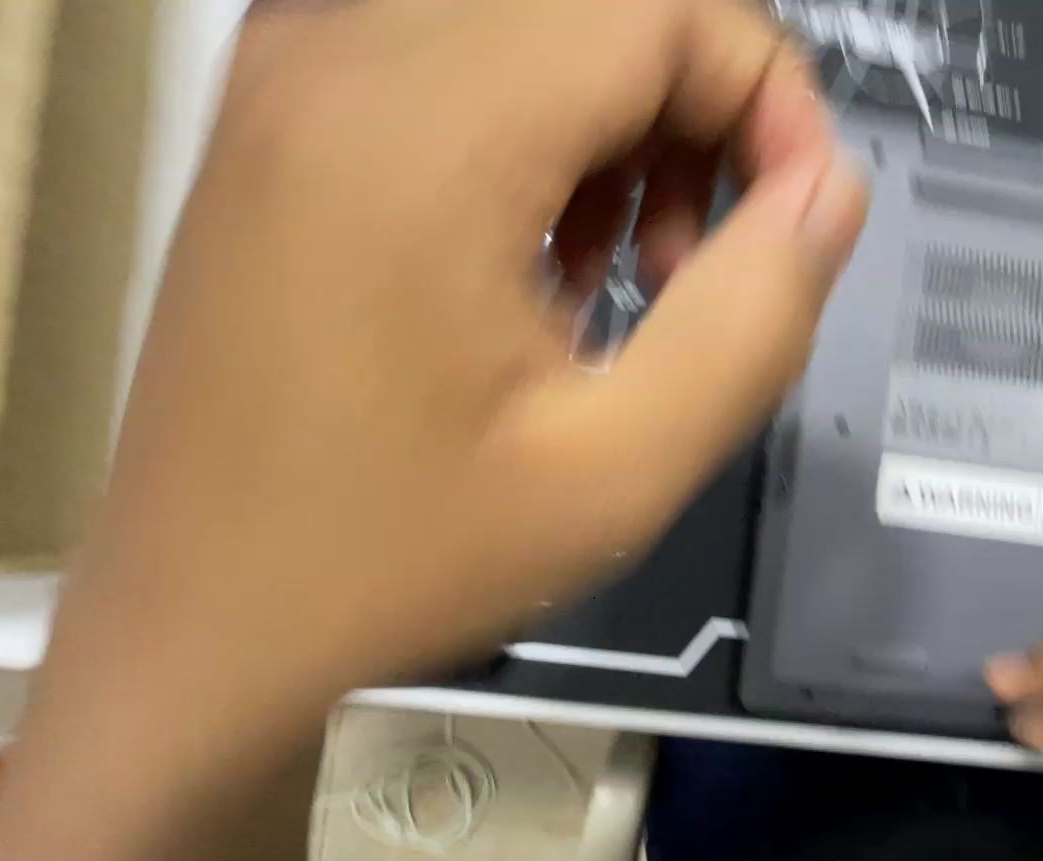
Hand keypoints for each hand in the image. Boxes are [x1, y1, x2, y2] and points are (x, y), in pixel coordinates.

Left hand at [57, 0, 867, 714]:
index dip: (769, 96)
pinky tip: (564, 265)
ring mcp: (304, 80)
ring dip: (640, 132)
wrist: (213, 618)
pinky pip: (476, 71)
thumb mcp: (624, 471)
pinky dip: (565, 144)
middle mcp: (344, 56)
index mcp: (424, 135)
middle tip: (717, 264)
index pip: (660, 6)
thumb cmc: (412, 558)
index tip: (800, 224)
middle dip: (710, 116)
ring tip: (648, 274)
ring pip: (546, 28)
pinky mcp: (299, 125)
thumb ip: (752, 322)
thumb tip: (829, 195)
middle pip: (605, 6)